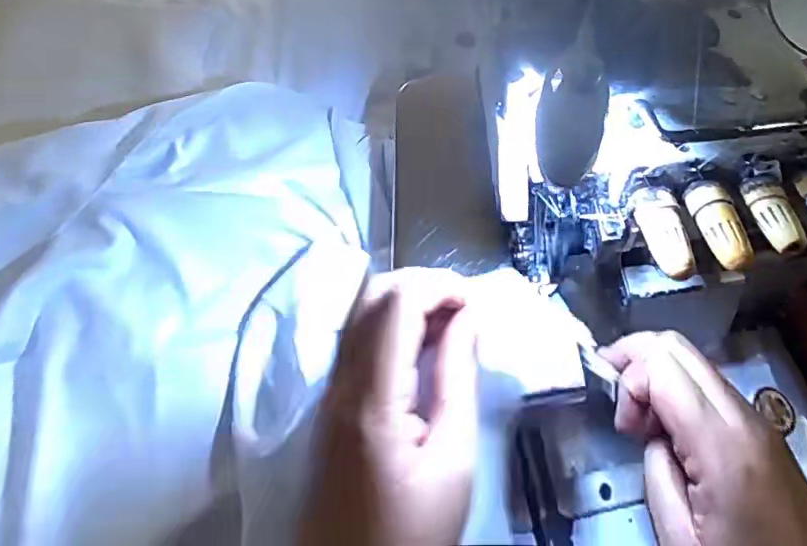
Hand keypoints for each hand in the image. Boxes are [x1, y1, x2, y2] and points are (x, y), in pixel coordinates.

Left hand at [301, 268, 480, 545]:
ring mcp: (330, 395)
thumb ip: (458, 376)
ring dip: (410, 301)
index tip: (477, 308)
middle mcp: (341, 385)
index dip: (442, 286)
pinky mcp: (331, 408)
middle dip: (426, 285)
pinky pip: (360, 339)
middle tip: (465, 312)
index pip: (398, 300)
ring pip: (363, 311)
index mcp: (371, 397)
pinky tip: (425, 348)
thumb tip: (467, 316)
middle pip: (374, 293)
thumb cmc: (412, 531)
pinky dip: (396, 324)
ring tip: (451, 327)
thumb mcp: (454, 458)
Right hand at [601, 331, 806, 545]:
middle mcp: (744, 415)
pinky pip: (714, 389)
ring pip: (698, 363)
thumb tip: (652, 437)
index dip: (629, 381)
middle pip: (681, 349)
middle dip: (638, 360)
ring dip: (660, 375)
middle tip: (613, 398)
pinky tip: (671, 429)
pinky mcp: (765, 431)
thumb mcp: (682, 542)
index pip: (663, 365)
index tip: (619, 425)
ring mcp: (759, 419)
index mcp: (723, 443)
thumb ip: (657, 476)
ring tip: (640, 419)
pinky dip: (683, 391)